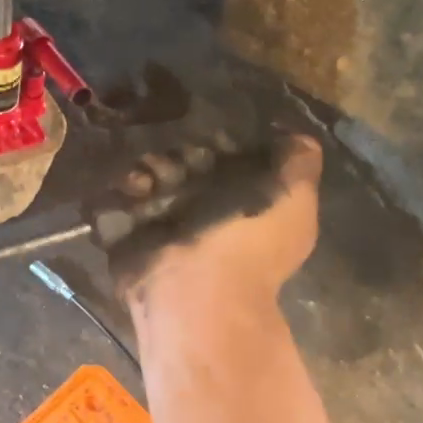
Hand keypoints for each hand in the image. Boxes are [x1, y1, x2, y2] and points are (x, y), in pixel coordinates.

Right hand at [113, 134, 323, 311]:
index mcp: (246, 202)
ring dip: (151, 167)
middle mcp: (206, 209)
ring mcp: (166, 219)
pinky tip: (137, 189)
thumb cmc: (248, 241)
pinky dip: (127, 186)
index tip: (216, 142)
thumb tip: (299, 136)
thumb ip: (299, 166)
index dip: (222, 145)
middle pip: (187, 163)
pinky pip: (122, 194)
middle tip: (182, 165)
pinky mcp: (132, 227)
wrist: (196, 287)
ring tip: (153, 178)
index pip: (229, 159)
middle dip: (183, 155)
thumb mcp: (292, 201)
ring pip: (153, 174)